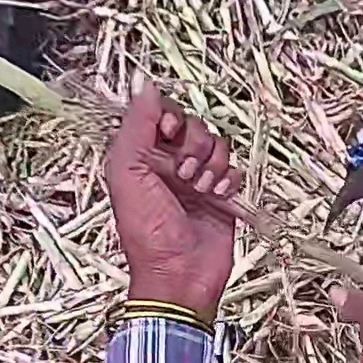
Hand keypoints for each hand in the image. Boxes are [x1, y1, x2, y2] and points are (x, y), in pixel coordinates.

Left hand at [106, 76, 240, 319]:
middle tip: (184, 174)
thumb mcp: (127, 173)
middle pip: (194, 127)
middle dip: (193, 144)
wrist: (179, 276)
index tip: (169, 135)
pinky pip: (235, 171)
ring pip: (217, 147)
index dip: (171, 119)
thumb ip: (135, 126)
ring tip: (201, 189)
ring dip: (212, 163)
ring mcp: (198, 183)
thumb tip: (145, 86)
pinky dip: (230, 179)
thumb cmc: (148, 235)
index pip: (163, 116)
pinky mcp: (222, 199)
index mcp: (143, 158)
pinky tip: (218, 196)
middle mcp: (170, 167)